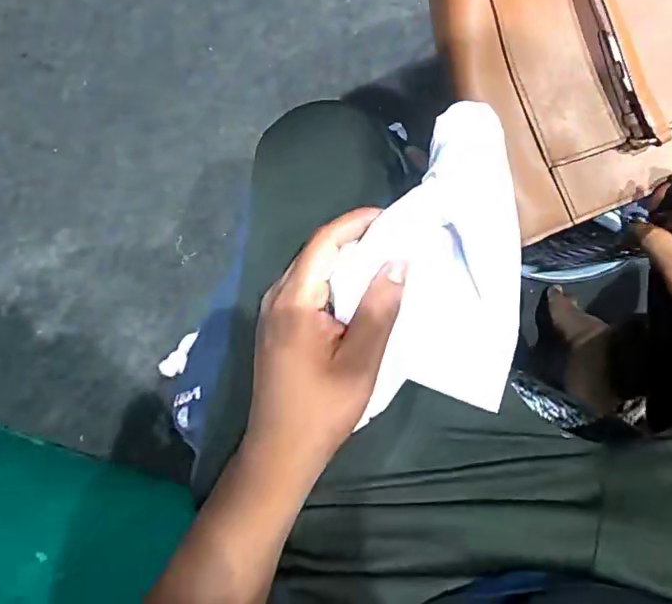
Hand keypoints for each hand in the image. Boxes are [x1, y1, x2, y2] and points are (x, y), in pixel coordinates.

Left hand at [245, 207, 405, 480]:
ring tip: (384, 255)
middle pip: (317, 250)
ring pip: (313, 267)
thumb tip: (397, 262)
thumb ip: (378, 308)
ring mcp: (274, 311)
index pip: (324, 242)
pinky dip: (336, 277)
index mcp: (294, 300)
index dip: (355, 222)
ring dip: (346, 257)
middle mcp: (277, 297)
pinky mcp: (278, 324)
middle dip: (355, 236)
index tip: (389, 215)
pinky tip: (360, 287)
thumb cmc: (321, 409)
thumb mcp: (360, 360)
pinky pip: (310, 285)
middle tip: (395, 234)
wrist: (279, 455)